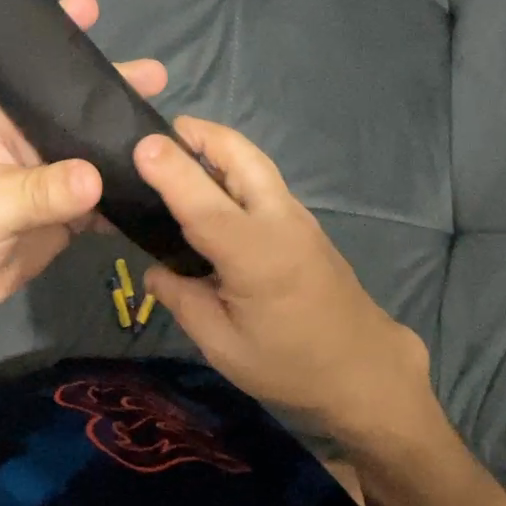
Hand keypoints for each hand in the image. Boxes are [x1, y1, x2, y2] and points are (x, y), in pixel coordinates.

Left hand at [0, 0, 166, 309]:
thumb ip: (39, 191)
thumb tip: (94, 178)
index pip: (30, 68)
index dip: (59, 38)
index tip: (90, 7)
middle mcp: (29, 132)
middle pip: (77, 104)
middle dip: (114, 89)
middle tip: (156, 77)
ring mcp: (52, 168)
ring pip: (96, 146)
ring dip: (128, 142)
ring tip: (172, 135)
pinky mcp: (70, 204)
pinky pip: (106, 190)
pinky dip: (129, 188)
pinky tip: (160, 185)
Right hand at [138, 118, 437, 443]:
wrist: (365, 372)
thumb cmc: (290, 365)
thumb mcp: (223, 346)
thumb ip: (182, 301)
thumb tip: (152, 270)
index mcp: (255, 256)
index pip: (204, 201)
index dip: (170, 169)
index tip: (139, 142)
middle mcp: (278, 221)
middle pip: (239, 154)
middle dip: (197, 133)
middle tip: (153, 138)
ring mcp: (295, 216)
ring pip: (253, 160)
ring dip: (214, 147)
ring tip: (174, 156)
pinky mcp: (302, 221)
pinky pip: (261, 178)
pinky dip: (229, 166)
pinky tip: (208, 189)